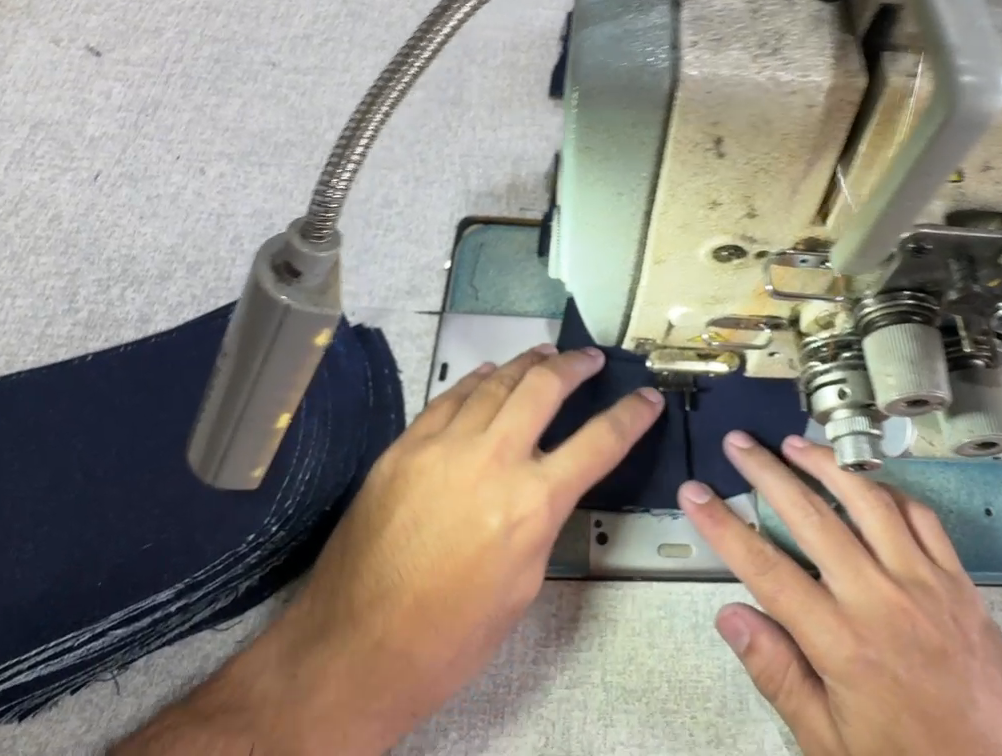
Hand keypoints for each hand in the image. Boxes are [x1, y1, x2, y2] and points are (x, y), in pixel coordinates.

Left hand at [117, 345, 662, 755]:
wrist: (355, 648)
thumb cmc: (452, 636)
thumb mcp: (524, 583)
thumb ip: (542, 519)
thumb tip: (547, 485)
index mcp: (532, 504)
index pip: (599, 441)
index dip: (631, 415)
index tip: (647, 396)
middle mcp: (492, 460)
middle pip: (544, 389)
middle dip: (575, 366)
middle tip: (591, 357)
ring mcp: (442, 447)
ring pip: (495, 384)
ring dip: (527, 364)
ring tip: (546, 354)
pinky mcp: (403, 448)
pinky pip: (448, 399)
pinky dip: (476, 381)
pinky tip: (489, 374)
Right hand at [679, 431, 1001, 755]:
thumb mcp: (831, 741)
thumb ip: (779, 674)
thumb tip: (732, 618)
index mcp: (842, 643)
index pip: (766, 568)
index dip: (724, 526)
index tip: (697, 495)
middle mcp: (881, 599)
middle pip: (811, 516)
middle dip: (767, 473)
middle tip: (739, 444)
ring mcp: (923, 582)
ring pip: (866, 501)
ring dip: (825, 465)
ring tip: (793, 443)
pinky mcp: (957, 580)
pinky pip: (920, 517)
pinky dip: (888, 491)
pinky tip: (867, 482)